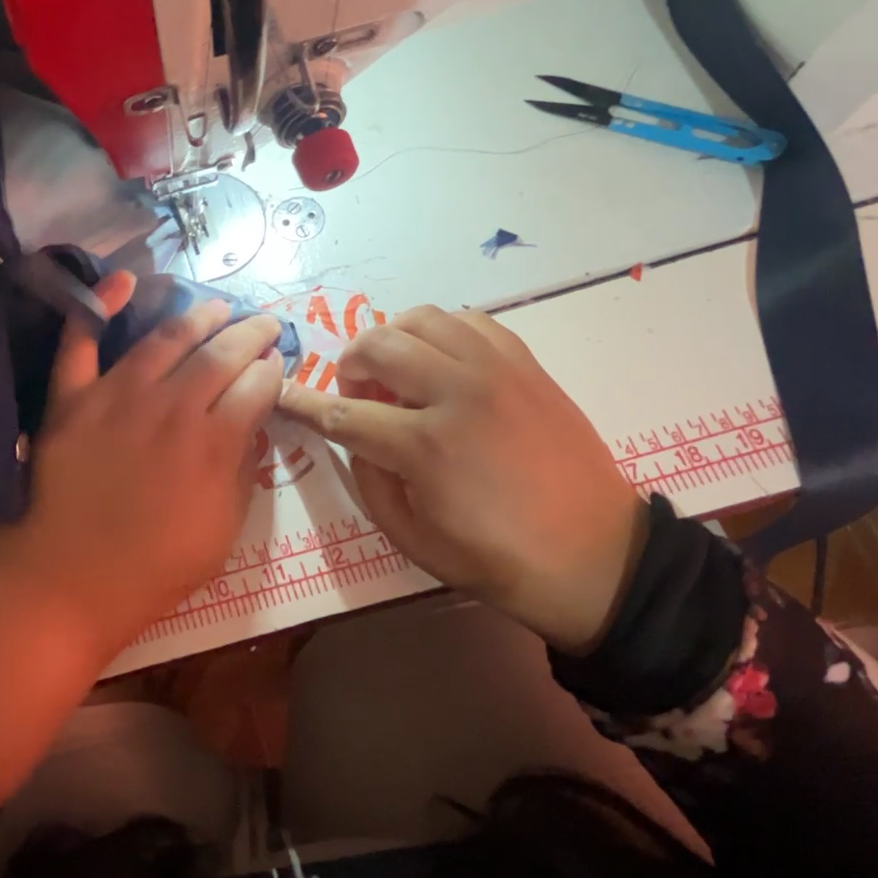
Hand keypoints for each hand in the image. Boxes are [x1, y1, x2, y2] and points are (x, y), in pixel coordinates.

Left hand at [9, 271, 287, 649]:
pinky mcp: (73, 397)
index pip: (256, 386)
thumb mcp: (223, 532)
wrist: (72, 577)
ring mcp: (118, 395)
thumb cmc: (156, 567)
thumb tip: (252, 427)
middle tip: (264, 324)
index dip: (271, 371)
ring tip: (218, 306)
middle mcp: (172, 406)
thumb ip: (241, 473)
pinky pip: (82, 343)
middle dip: (250, 333)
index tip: (275, 366)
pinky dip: (98, 307)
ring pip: (165, 338)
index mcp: (214, 442)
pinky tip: (123, 279)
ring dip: (198, 315)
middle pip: (221, 353)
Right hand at [276, 306, 645, 653]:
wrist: (595, 559)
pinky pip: (469, 321)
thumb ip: (368, 477)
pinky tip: (440, 362)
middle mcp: (459, 393)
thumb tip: (351, 433)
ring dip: (392, 338)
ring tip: (396, 371)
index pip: (343, 413)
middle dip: (350, 366)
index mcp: (426, 446)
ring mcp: (497, 371)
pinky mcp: (526, 364)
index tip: (283, 395)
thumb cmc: (495, 560)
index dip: (304, 405)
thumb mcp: (410, 537)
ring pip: (422, 317)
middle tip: (358, 394)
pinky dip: (440, 332)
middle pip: (378, 345)